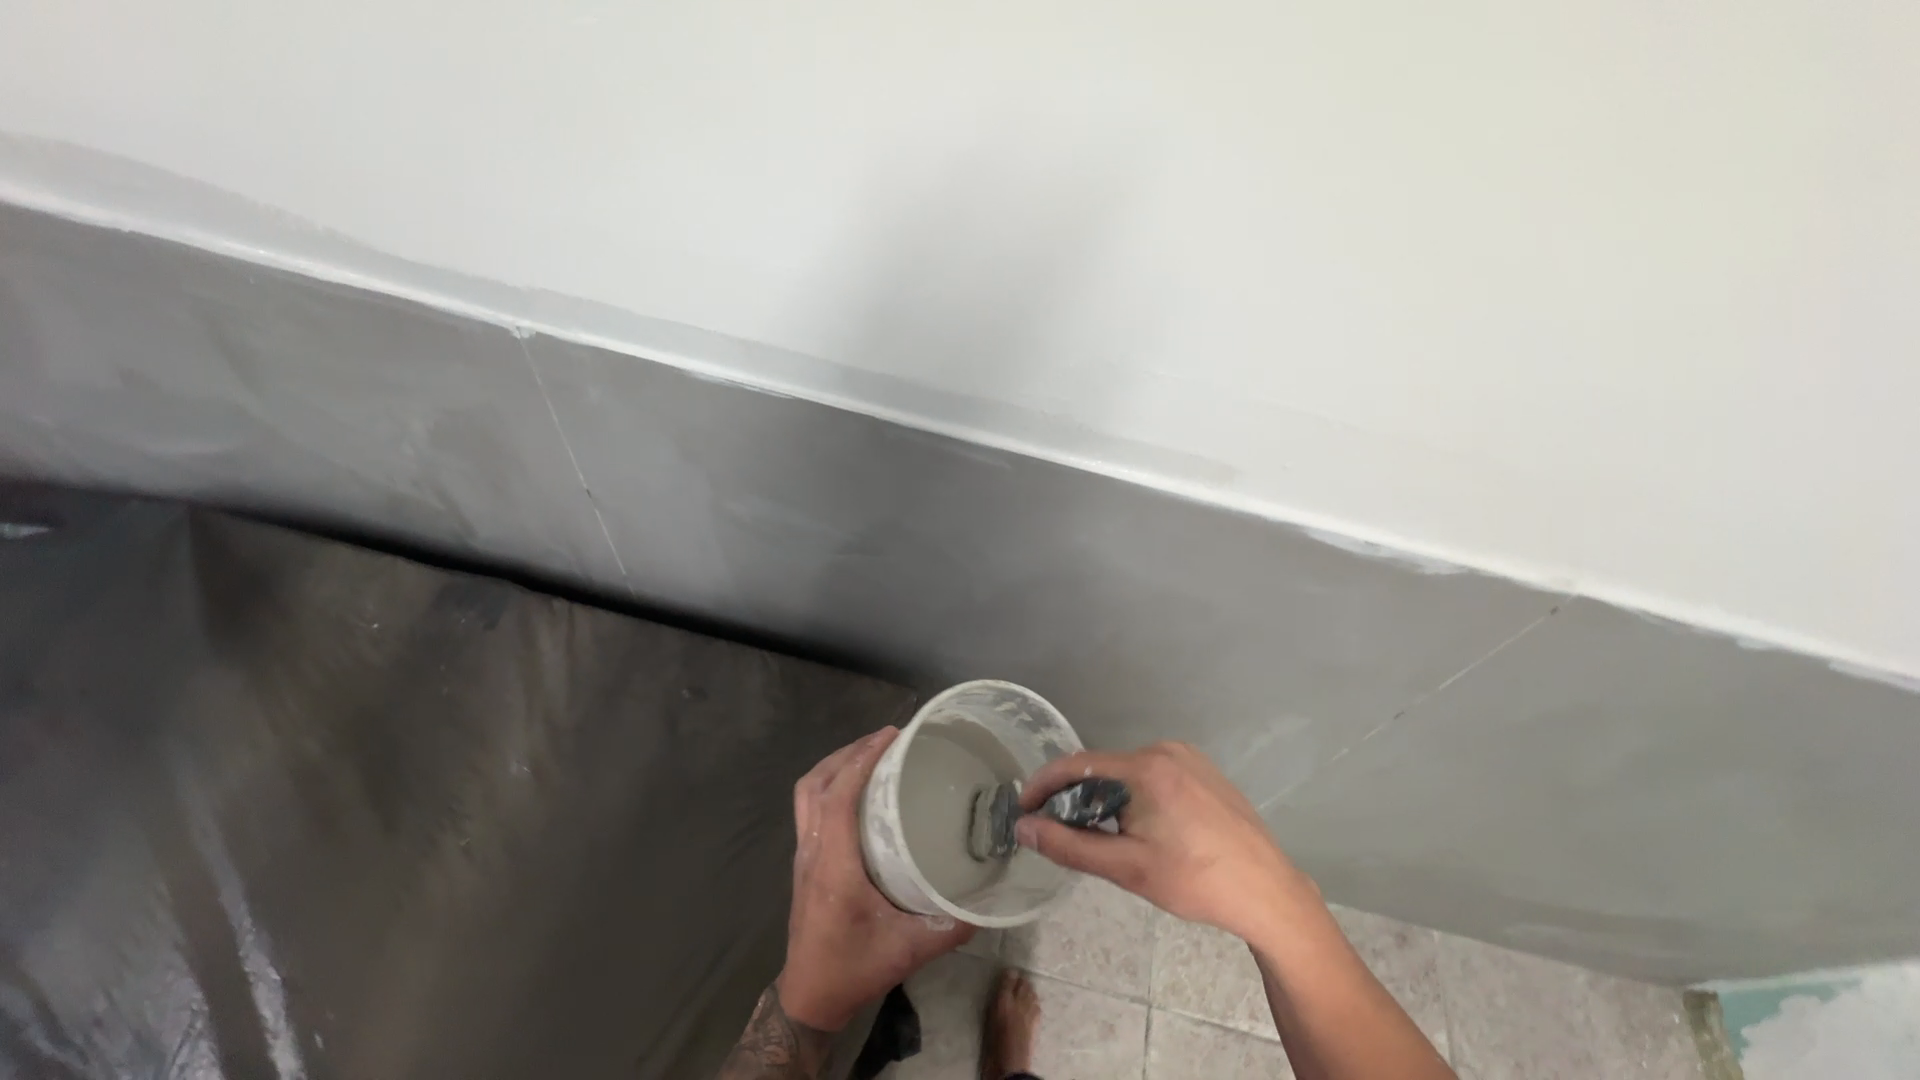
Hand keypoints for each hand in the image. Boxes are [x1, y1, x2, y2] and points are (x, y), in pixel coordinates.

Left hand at [776, 727, 975, 1031]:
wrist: (810, 998)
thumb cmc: (854, 970)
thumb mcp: (910, 950)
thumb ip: (951, 925)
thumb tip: (988, 898)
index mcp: (834, 865)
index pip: (837, 797)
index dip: (861, 760)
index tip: (891, 737)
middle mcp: (813, 852)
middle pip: (815, 784)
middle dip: (848, 753)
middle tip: (886, 739)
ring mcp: (803, 856)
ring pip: (806, 794)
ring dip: (834, 765)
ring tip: (871, 754)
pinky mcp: (804, 862)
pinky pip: (809, 808)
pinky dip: (830, 785)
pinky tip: (859, 790)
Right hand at [1016, 741, 1318, 941]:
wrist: (1269, 893)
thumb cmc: (1195, 882)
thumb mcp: (1127, 868)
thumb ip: (1069, 845)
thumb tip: (1023, 828)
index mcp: (1146, 767)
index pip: (1077, 764)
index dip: (1043, 784)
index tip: (1023, 808)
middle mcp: (1166, 750)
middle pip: (1103, 768)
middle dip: (1076, 798)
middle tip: (1062, 833)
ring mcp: (1190, 758)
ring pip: (1128, 773)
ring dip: (1106, 799)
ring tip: (1103, 838)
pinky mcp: (1205, 771)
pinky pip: (1154, 776)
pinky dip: (1134, 796)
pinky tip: (1141, 830)